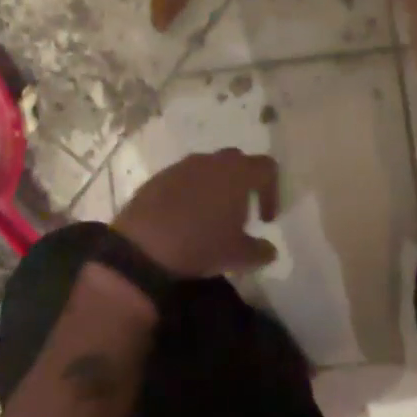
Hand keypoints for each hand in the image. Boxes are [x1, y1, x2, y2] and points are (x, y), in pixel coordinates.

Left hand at [113, 149, 279, 277]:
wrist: (143, 246)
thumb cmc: (201, 245)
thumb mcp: (238, 256)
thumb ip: (260, 251)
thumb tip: (270, 250)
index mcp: (237, 173)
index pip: (267, 168)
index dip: (272, 191)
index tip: (265, 220)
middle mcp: (211, 161)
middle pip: (237, 162)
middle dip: (243, 184)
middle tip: (240, 214)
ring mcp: (182, 166)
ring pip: (208, 168)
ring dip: (215, 187)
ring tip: (210, 218)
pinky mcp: (159, 176)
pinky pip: (183, 178)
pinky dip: (190, 192)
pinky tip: (184, 218)